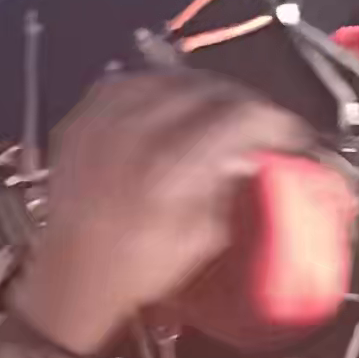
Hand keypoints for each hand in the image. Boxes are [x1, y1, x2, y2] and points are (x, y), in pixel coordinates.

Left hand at [16, 69, 311, 353]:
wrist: (72, 279)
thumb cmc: (138, 271)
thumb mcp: (202, 241)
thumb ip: (228, 191)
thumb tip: (247, 157)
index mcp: (172, 170)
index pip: (239, 116)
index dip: (272, 120)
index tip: (286, 132)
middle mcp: (137, 136)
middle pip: (207, 89)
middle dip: (241, 101)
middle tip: (253, 122)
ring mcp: (104, 124)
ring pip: (167, 78)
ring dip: (200, 91)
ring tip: (213, 111)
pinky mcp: (81, 123)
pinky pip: (125, 83)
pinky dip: (154, 87)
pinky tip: (165, 104)